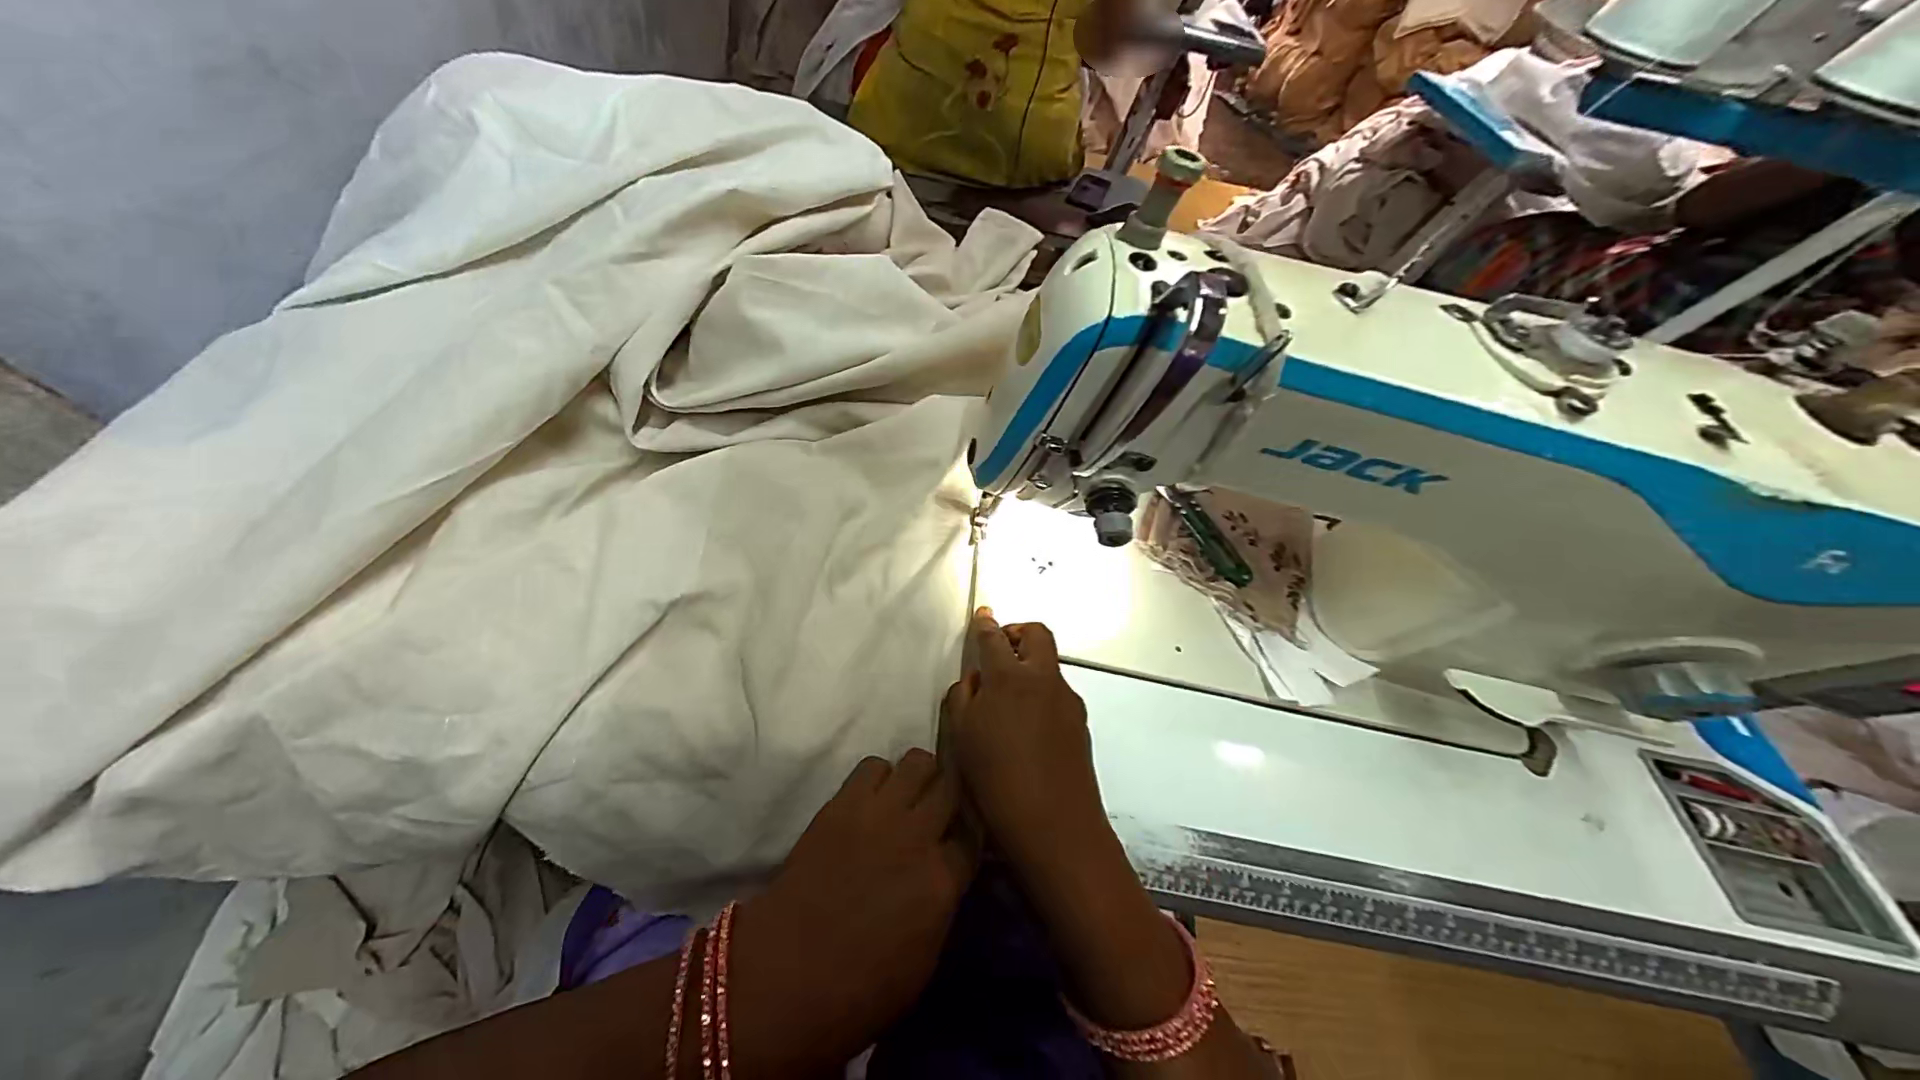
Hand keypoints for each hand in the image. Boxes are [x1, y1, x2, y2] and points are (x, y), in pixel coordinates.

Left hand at [728, 750, 974, 1075]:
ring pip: (918, 761)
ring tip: (909, 796)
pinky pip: (873, 765)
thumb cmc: (858, 990)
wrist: (785, 974)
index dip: (972, 830)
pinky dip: (879, 776)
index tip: (964, 834)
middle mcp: (918, 836)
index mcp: (943, 881)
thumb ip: (942, 904)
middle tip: (942, 807)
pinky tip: (872, 799)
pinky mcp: (841, 803)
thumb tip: (946, 875)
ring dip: (920, 776)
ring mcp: (879, 814)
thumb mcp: (924, 960)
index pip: (975, 832)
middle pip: (953, 784)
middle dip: (953, 793)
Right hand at [942, 609, 1103, 867]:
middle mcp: (1045, 681)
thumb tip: (975, 679)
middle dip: (1017, 632)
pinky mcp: (1081, 724)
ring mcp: (1068, 701)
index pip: (994, 638)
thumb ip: (964, 697)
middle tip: (1000, 646)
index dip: (985, 624)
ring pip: (1050, 665)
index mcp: (1011, 678)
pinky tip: (1025, 727)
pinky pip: (1057, 694)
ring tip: (1007, 697)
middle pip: (1037, 634)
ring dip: (1030, 666)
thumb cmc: (997, 781)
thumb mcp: (963, 737)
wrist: (1055, 826)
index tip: (982, 616)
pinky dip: (1041, 694)